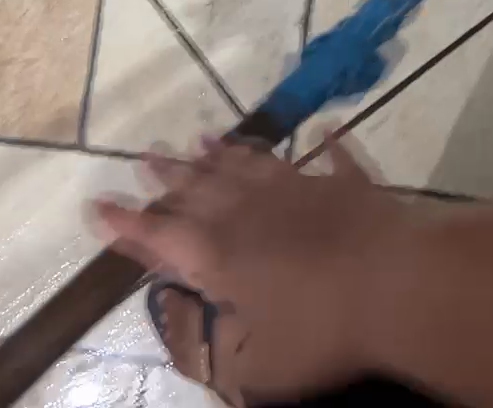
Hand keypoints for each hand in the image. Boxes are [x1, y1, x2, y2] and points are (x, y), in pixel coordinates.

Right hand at [93, 137, 410, 398]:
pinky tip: (324, 127)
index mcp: (224, 256)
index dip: (128, 224)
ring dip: (226, 151)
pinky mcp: (345, 183)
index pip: (163, 236)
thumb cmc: (320, 330)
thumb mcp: (256, 363)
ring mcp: (302, 189)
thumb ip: (223, 346)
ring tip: (202, 136)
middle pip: (202, 187)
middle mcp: (254, 211)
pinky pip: (333, 156)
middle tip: (144, 153)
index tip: (98, 202)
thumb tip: (206, 330)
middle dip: (169, 173)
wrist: (394, 281)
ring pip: (253, 164)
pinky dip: (327, 143)